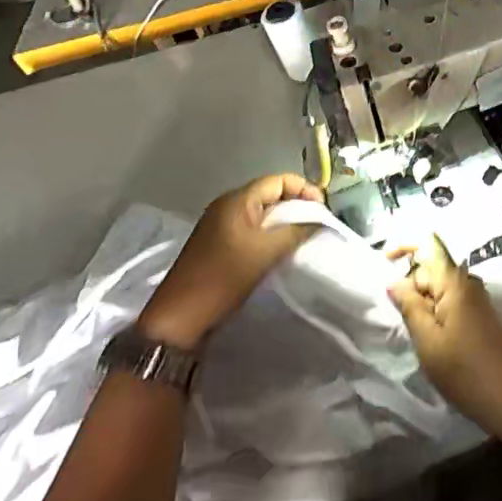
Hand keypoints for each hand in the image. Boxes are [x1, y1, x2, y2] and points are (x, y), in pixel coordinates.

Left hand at [137, 174, 324, 347]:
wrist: (178, 321)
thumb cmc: (223, 278)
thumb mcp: (267, 252)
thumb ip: (297, 230)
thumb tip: (321, 219)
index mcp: (237, 199)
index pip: (280, 180)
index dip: (305, 189)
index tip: (323, 210)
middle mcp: (226, 205)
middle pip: (270, 194)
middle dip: (296, 205)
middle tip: (317, 224)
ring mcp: (219, 225)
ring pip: (261, 213)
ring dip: (283, 222)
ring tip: (302, 237)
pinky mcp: (216, 244)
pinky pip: (251, 229)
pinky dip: (269, 235)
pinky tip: (279, 250)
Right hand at [387, 235, 501, 432]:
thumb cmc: (466, 370)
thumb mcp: (428, 342)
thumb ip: (410, 307)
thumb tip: (395, 281)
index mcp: (454, 280)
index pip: (428, 244)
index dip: (404, 246)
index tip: (383, 261)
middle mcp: (466, 281)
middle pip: (431, 266)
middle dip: (408, 282)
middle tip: (391, 313)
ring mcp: (474, 297)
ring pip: (438, 286)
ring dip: (419, 299)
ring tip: (405, 327)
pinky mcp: (477, 314)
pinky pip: (448, 300)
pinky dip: (432, 311)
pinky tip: (424, 334)